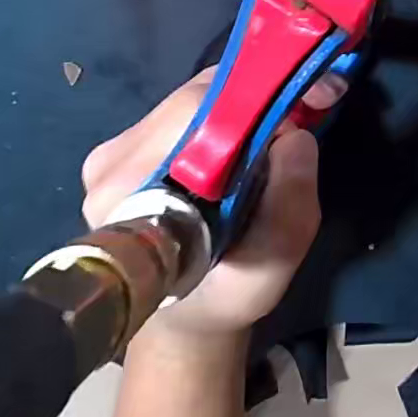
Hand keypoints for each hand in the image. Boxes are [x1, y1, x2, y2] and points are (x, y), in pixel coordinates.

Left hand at [80, 69, 341, 341]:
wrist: (181, 317)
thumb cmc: (219, 299)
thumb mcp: (265, 276)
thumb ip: (286, 213)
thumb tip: (295, 137)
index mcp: (129, 194)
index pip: (192, 115)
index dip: (253, 102)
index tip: (308, 102)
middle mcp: (110, 164)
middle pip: (194, 99)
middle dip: (256, 102)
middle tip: (307, 112)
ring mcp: (113, 151)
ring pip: (193, 101)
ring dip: (244, 110)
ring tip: (280, 134)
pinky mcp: (126, 146)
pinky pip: (186, 112)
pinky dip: (227, 117)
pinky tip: (248, 144)